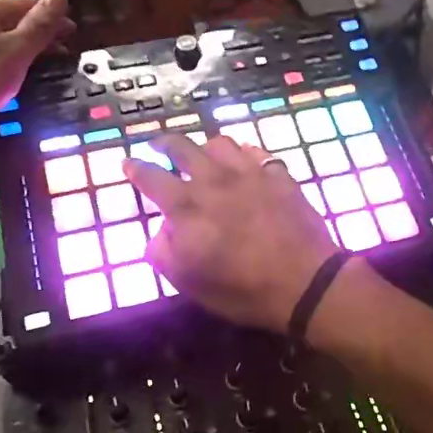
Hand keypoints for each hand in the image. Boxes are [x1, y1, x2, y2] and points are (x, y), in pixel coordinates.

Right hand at [126, 134, 340, 331]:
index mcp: (186, 207)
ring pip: (220, 143)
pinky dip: (243, 154)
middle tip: (156, 145)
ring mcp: (249, 174)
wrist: (305, 283)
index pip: (151, 177)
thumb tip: (160, 232)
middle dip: (163, 143)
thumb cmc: (240, 288)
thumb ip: (164, 253)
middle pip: (182, 147)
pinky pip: (256, 153)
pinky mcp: (278, 177)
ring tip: (201, 153)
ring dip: (203, 146)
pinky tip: (243, 161)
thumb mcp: (188, 282)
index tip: (127, 162)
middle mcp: (213, 181)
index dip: (135, 168)